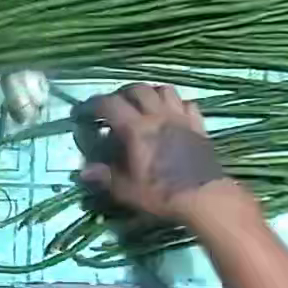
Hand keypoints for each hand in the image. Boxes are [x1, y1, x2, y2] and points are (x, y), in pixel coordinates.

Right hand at [79, 84, 245, 226]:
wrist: (205, 197)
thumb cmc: (162, 194)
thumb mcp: (127, 190)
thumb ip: (105, 177)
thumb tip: (84, 171)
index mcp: (137, 129)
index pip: (110, 104)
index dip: (93, 104)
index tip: (83, 112)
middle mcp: (158, 116)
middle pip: (137, 89)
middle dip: (121, 94)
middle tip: (113, 108)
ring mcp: (181, 118)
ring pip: (164, 90)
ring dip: (150, 93)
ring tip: (142, 106)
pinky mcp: (199, 126)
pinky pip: (187, 103)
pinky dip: (176, 104)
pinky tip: (172, 115)